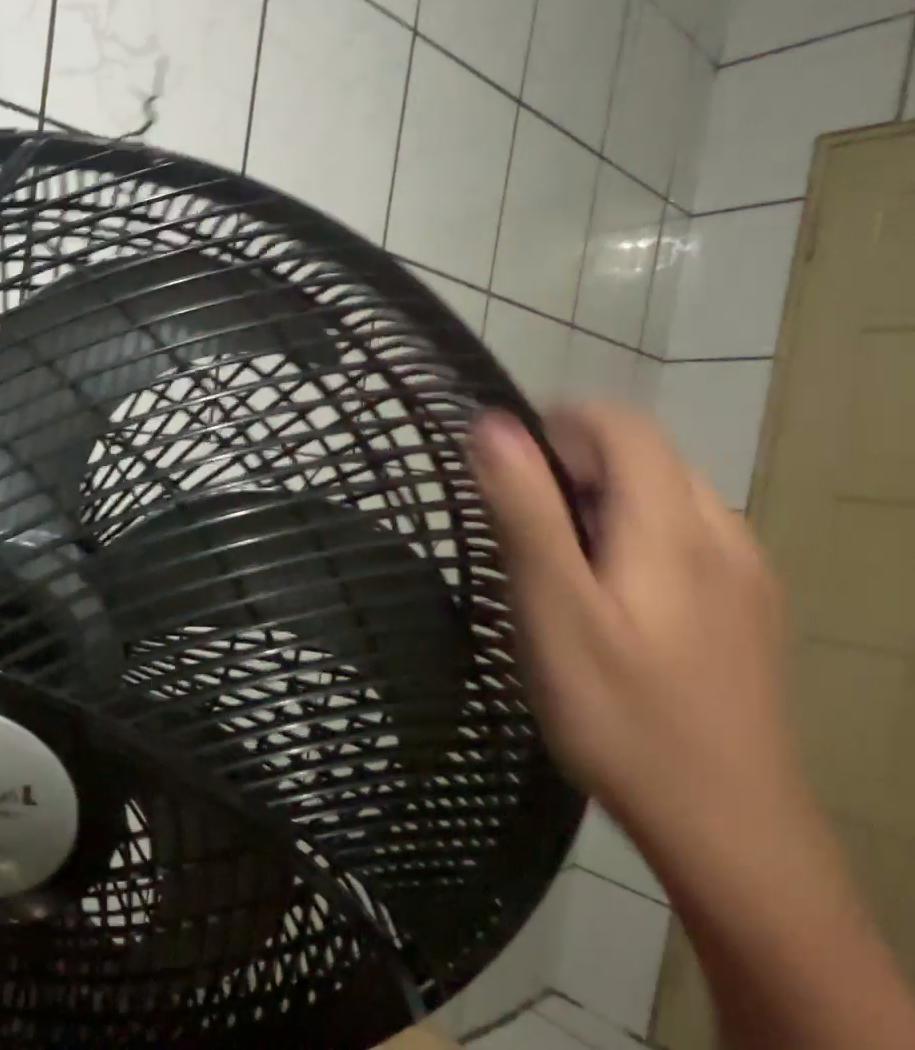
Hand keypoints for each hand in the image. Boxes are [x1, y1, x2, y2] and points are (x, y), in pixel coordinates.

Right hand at [467, 403, 797, 830]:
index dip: (556, 423)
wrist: (724, 819)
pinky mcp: (748, 614)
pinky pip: (686, 544)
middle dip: (573, 468)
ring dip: (601, 507)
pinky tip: (605, 604)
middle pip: (647, 460)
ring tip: (549, 570)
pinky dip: (632, 542)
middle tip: (511, 529)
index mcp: (672, 527)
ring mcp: (746, 576)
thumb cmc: (617, 712)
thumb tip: (493, 426)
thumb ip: (525, 513)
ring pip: (667, 503)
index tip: (496, 462)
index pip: (624, 426)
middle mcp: (722, 535)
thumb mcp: (551, 610)